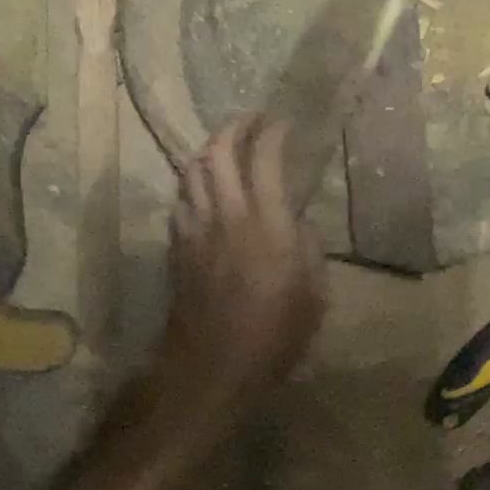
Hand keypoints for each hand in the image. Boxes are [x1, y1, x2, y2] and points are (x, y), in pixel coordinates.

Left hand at [161, 116, 324, 404]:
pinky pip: (181, 199)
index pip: (264, 158)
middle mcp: (227, 214)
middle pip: (219, 151)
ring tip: (226, 147)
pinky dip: (193, 183)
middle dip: (235, 126)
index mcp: (268, 223)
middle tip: (251, 120)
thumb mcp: (313, 295)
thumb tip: (295, 221)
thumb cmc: (274, 337)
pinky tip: (205, 190)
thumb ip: (308, 248)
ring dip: (210, 149)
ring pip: (192, 170)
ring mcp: (195, 228)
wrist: (210, 368)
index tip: (282, 122)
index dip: (272, 131)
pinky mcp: (176, 246)